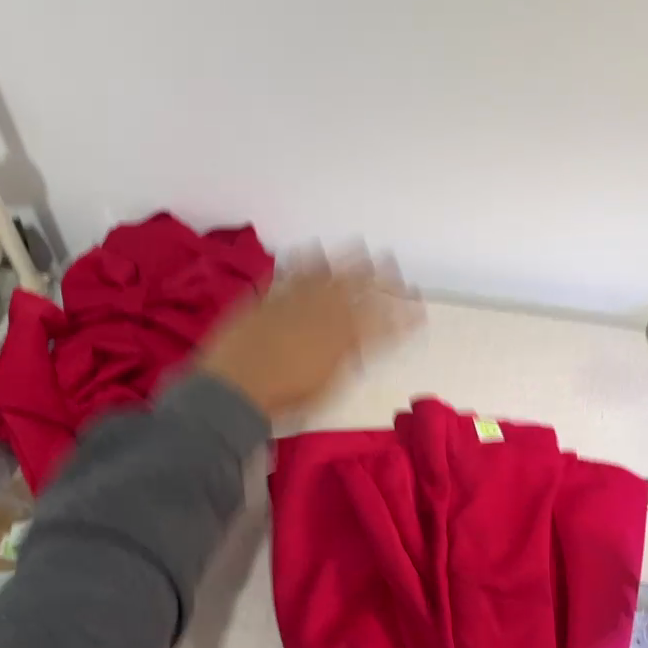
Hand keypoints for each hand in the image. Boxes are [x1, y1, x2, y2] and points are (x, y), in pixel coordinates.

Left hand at [198, 249, 422, 419]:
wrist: (230, 389)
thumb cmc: (281, 398)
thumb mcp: (325, 386)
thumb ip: (347, 360)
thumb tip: (363, 345)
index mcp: (340, 340)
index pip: (379, 323)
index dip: (400, 314)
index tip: (417, 308)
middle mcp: (321, 314)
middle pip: (356, 290)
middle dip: (380, 278)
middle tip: (395, 266)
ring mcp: (293, 303)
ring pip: (327, 277)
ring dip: (347, 262)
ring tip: (362, 249)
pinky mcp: (268, 298)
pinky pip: (291, 275)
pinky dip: (305, 262)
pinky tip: (313, 250)